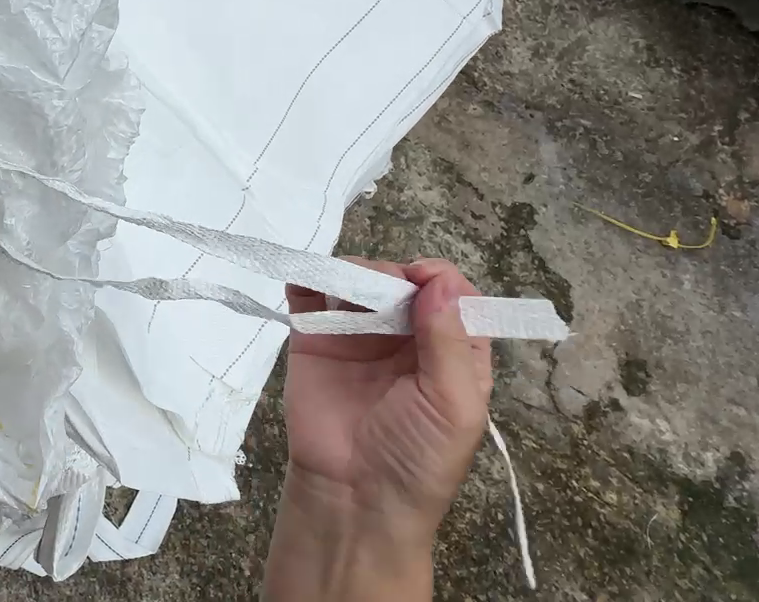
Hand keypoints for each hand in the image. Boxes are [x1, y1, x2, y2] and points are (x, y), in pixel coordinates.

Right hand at [263, 258, 491, 600]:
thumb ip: (448, 343)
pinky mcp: (311, 335)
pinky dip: (304, 277)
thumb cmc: (418, 454)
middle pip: (400, 280)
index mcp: (452, 351)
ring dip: (348, 270)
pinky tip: (305, 278)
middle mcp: (405, 335)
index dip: (437, 280)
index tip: (416, 283)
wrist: (352, 489)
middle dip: (388, 274)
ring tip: (340, 286)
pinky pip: (307, 295)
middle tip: (373, 291)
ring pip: (355, 280)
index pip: (454, 296)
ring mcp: (355, 333)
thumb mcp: (452, 404)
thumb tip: (437, 280)